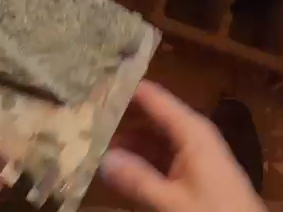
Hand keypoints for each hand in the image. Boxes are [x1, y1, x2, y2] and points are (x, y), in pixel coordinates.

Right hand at [101, 82, 266, 211]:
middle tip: (87, 112)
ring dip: (129, 140)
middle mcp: (192, 133)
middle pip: (151, 115)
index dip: (124, 88)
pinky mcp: (196, 172)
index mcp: (190, 128)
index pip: (152, 96)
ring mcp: (195, 153)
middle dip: (122, 116)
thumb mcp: (172, 202)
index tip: (95, 82)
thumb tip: (101, 158)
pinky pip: (163, 156)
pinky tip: (120, 165)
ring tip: (94, 138)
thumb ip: (137, 180)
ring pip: (155, 137)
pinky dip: (143, 158)